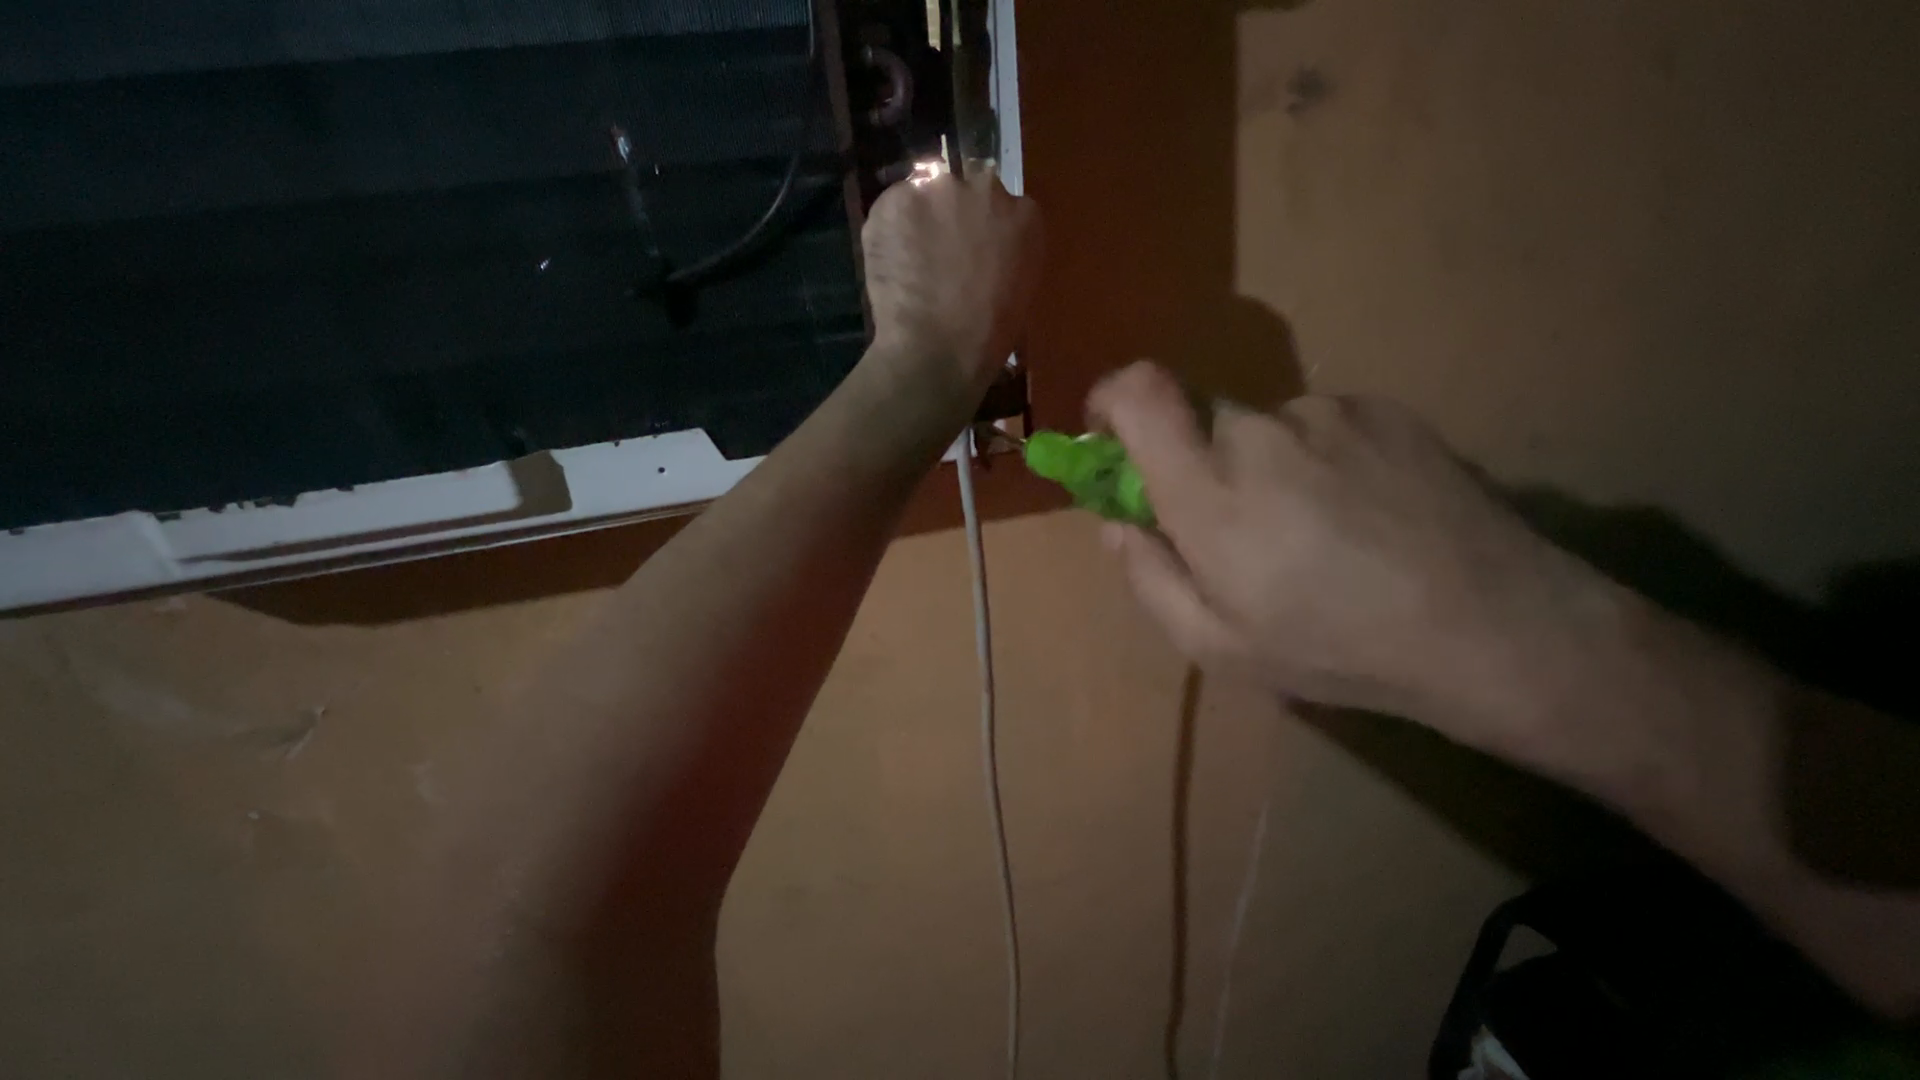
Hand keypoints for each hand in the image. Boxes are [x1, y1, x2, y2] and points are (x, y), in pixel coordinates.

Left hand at [862, 169, 1042, 397]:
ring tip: (909, 261)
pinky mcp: (898, 199)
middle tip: (937, 254)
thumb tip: (982, 246)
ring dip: (918, 219)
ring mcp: (939, 189)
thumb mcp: (1019, 289)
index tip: (969, 250)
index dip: (979, 227)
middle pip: (962, 189)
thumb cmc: (987, 336)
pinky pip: (891, 209)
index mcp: (1024, 216)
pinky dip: (888, 231)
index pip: (999, 204)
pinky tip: (892, 263)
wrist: (938, 348)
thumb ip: (1005, 252)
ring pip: (924, 195)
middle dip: (951, 214)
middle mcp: (985, 189)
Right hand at [1089, 361, 1623, 756]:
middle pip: (1199, 419)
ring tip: (1318, 535)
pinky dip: (1319, 461)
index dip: (1110, 399)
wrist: (1494, 627)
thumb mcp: (1218, 646)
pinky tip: (1365, 516)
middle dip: (1196, 464)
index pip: (1139, 394)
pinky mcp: (1386, 410)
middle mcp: (1262, 431)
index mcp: (1210, 489)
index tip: (1109, 434)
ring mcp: (1329, 413)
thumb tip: (1118, 524)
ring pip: (1264, 428)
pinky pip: (1321, 426)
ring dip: (1265, 468)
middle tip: (1234, 529)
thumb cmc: (1338, 647)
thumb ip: (1148, 577)